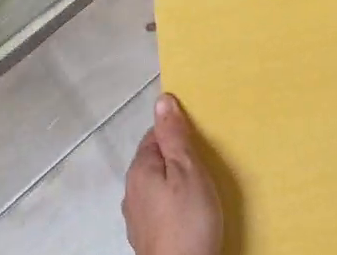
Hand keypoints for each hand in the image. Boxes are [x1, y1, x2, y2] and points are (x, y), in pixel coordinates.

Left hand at [122, 94, 222, 254]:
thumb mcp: (188, 169)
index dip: (178, 132)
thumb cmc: (188, 218)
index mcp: (140, 169)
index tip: (200, 138)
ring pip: (158, 185)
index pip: (156, 134)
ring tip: (200, 186)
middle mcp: (131, 191)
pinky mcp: (146, 237)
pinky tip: (190, 211)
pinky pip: (160, 207)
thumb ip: (175, 136)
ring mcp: (136, 217)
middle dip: (178, 156)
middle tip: (205, 161)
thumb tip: (162, 100)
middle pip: (156, 160)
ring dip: (175, 181)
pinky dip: (174, 203)